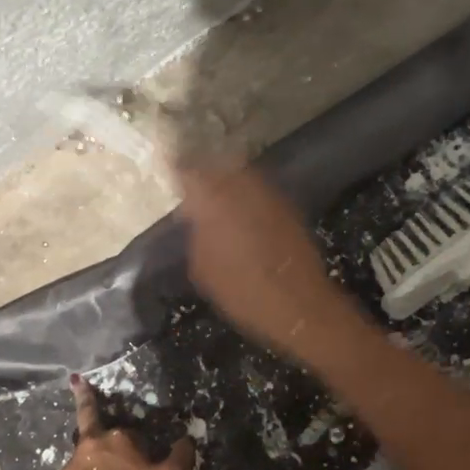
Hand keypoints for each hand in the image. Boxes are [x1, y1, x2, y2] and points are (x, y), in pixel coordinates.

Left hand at [58, 374, 195, 469]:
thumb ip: (180, 456)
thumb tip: (188, 439)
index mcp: (117, 437)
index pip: (128, 431)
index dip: (136, 443)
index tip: (142, 454)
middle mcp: (91, 443)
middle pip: (91, 424)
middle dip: (85, 401)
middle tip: (77, 382)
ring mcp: (73, 463)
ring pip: (82, 454)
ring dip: (89, 458)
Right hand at [175, 164, 357, 357]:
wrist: (300, 305)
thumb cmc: (244, 294)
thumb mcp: (204, 271)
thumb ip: (196, 236)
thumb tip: (193, 216)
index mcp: (214, 202)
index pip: (190, 172)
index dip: (177, 169)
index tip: (169, 169)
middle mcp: (243, 190)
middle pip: (219, 165)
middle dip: (205, 169)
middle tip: (193, 180)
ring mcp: (269, 196)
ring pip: (242, 173)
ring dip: (227, 178)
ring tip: (216, 193)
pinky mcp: (288, 207)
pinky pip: (260, 189)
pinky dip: (247, 193)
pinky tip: (242, 209)